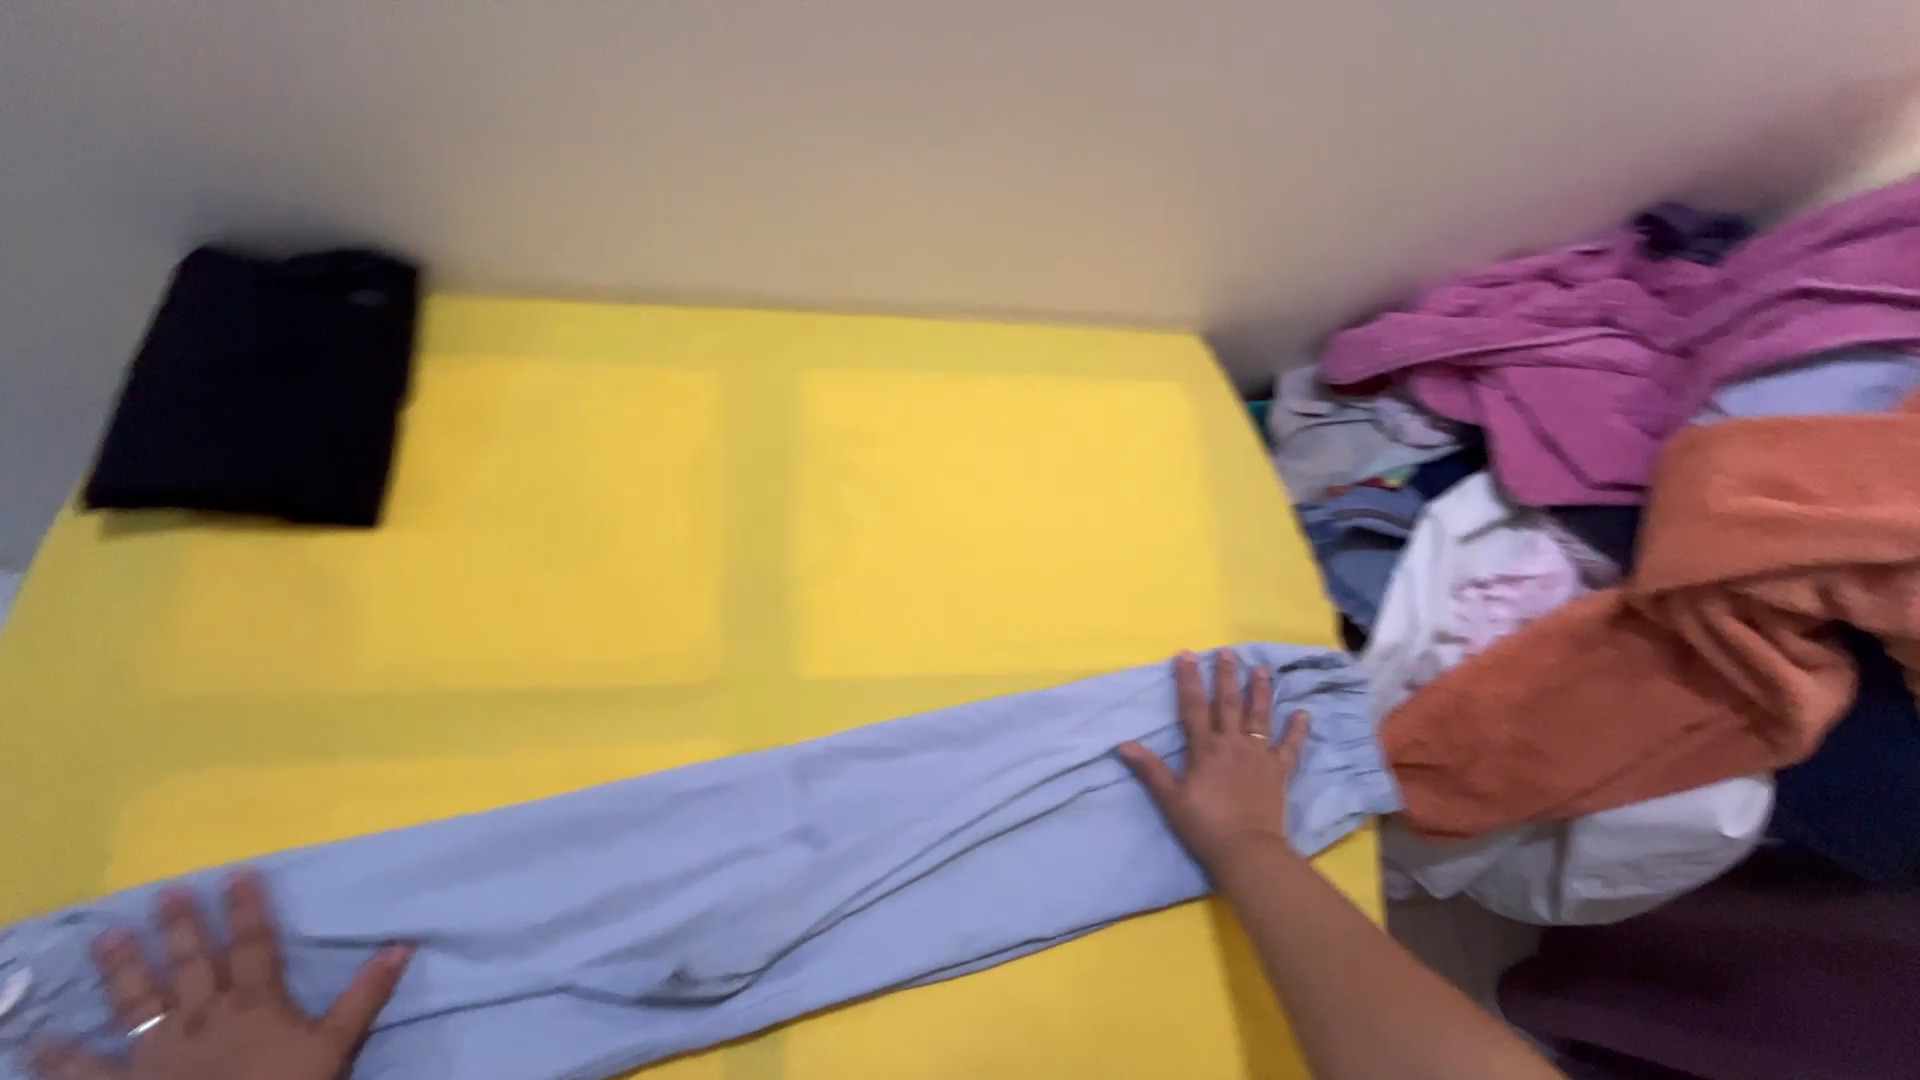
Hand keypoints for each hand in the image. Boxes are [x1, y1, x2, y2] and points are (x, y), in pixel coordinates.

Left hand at [26, 872, 411, 1079]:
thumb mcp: (334, 1046)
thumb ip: (364, 995)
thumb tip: (402, 943)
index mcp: (253, 1003)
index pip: (253, 945)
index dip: (247, 908)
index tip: (238, 873)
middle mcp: (202, 1017)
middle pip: (192, 964)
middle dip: (181, 927)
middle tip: (167, 890)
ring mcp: (155, 1054)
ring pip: (138, 1003)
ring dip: (122, 969)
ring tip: (105, 936)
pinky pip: (83, 1072)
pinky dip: (57, 1057)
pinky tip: (34, 1039)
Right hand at [1118, 651, 1309, 871]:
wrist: (1247, 850)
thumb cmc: (1204, 824)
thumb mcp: (1170, 798)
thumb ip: (1149, 769)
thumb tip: (1123, 744)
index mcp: (1204, 748)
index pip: (1192, 707)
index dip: (1188, 680)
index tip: (1187, 655)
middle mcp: (1232, 744)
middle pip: (1227, 704)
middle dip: (1226, 676)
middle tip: (1227, 652)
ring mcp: (1258, 757)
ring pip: (1259, 717)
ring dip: (1259, 692)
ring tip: (1260, 670)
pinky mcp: (1278, 772)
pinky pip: (1290, 747)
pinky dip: (1297, 730)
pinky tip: (1303, 713)